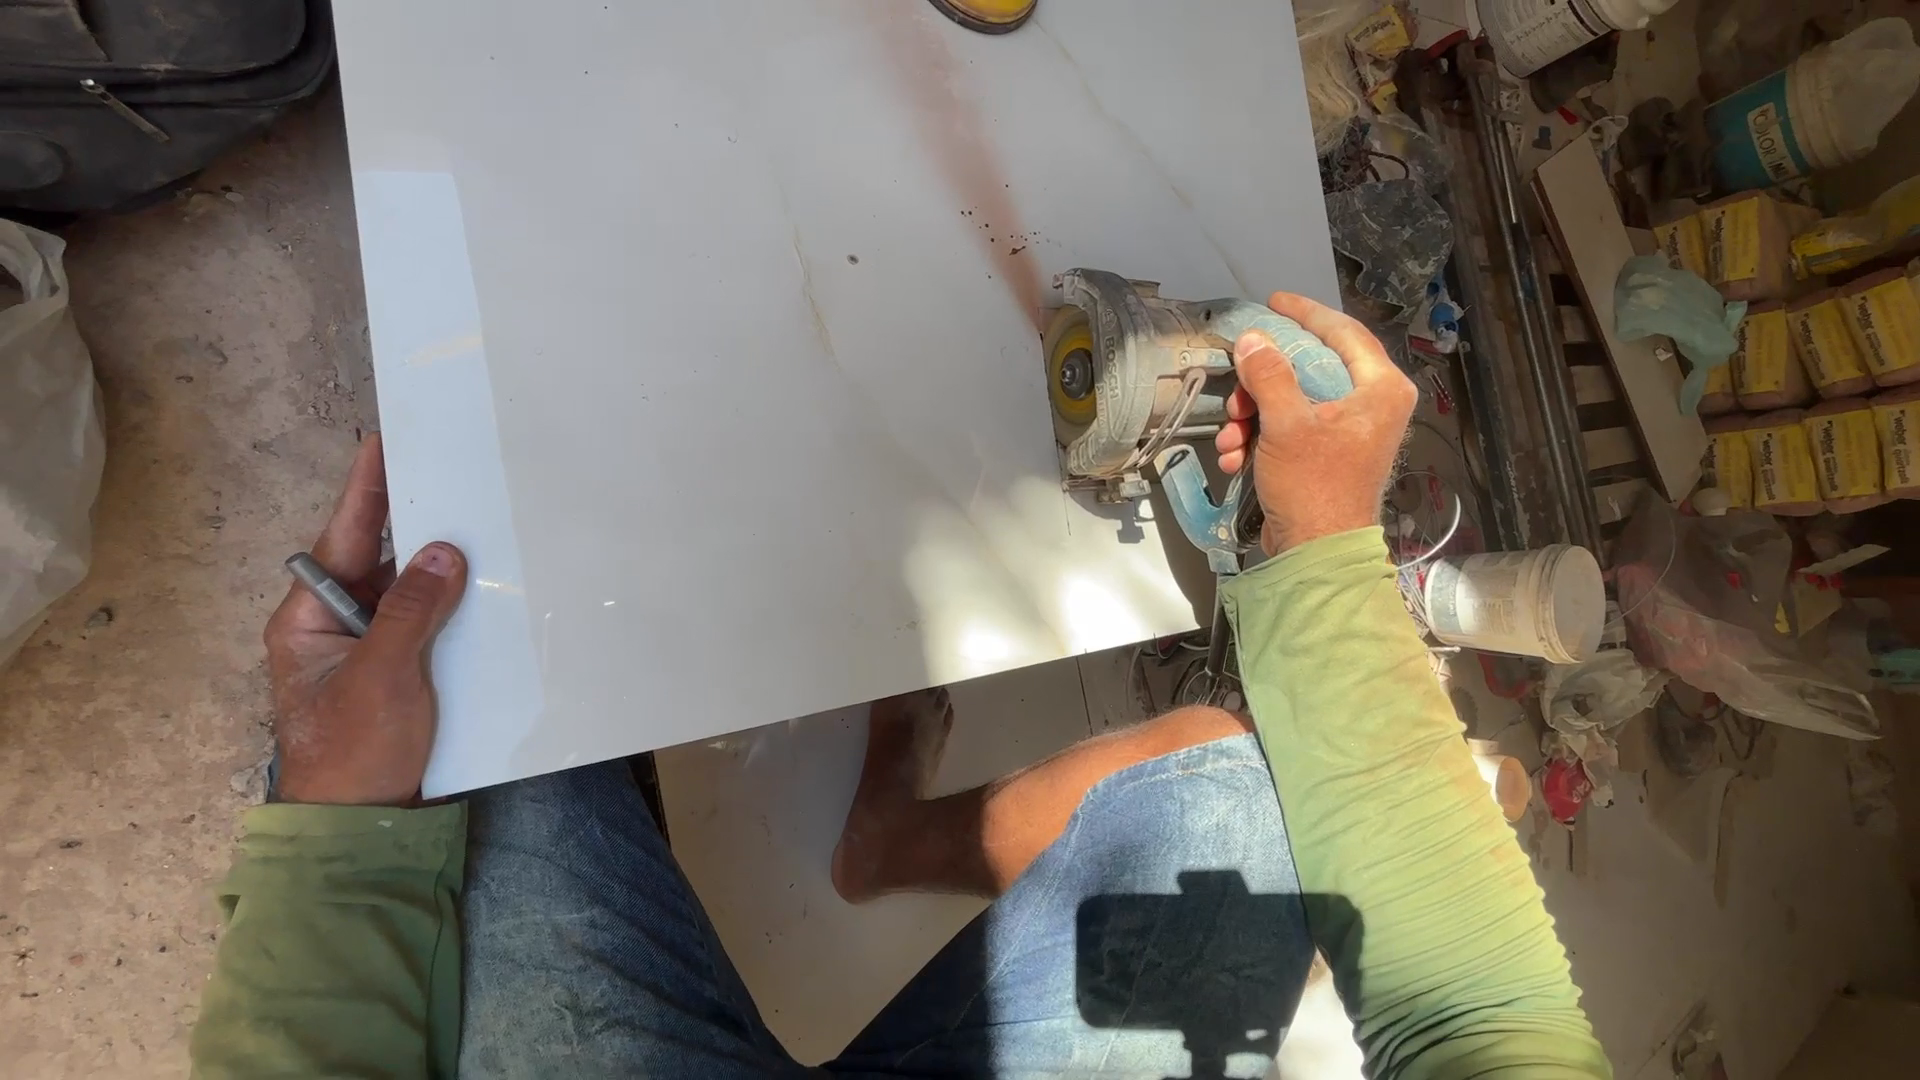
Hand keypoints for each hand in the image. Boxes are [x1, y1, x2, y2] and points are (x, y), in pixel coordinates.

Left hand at [263, 434, 468, 804]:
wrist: (369, 819)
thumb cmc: (356, 749)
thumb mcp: (381, 677)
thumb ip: (410, 612)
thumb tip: (442, 550)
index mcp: (311, 619)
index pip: (339, 540)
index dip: (365, 491)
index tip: (384, 442)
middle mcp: (341, 622)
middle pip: (379, 558)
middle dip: (415, 520)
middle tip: (454, 475)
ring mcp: (376, 644)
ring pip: (412, 587)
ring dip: (444, 563)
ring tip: (483, 523)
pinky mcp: (409, 663)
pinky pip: (434, 616)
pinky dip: (460, 600)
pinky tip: (491, 586)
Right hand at [1214, 292, 1415, 555]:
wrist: (1316, 552)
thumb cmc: (1313, 484)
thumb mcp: (1286, 424)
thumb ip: (1269, 375)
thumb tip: (1251, 339)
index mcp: (1379, 389)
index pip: (1342, 332)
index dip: (1304, 314)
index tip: (1273, 302)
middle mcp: (1369, 405)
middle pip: (1307, 371)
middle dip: (1260, 385)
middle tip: (1235, 395)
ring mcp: (1346, 433)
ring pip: (1288, 403)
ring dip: (1250, 418)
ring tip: (1229, 440)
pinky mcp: (1323, 456)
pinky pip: (1285, 431)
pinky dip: (1256, 441)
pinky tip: (1233, 459)